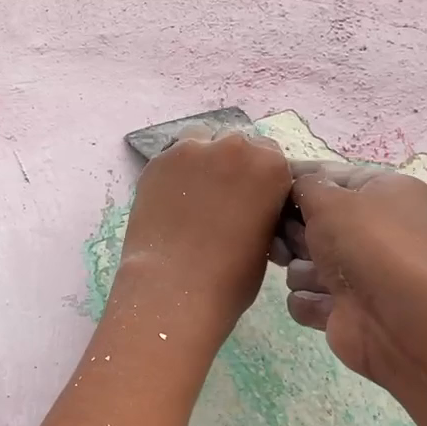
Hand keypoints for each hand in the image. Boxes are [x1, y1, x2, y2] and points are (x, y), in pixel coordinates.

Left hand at [116, 129, 292, 331]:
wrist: (175, 284)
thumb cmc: (231, 275)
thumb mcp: (267, 238)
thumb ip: (262, 206)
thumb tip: (250, 201)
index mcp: (270, 166)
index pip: (269, 156)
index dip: (258, 175)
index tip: (249, 194)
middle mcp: (233, 147)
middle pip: (233, 145)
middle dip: (229, 164)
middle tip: (219, 196)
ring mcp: (189, 150)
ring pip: (199, 142)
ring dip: (200, 160)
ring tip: (193, 193)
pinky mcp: (156, 161)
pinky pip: (170, 158)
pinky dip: (173, 172)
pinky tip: (169, 198)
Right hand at [278, 162, 426, 383]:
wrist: (405, 323)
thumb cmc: (370, 245)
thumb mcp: (330, 199)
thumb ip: (302, 184)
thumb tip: (292, 187)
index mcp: (383, 192)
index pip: (327, 175)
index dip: (292, 179)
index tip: (259, 187)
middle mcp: (374, 229)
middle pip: (310, 220)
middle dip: (290, 230)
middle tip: (283, 237)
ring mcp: (360, 271)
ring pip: (302, 260)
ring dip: (299, 268)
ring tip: (310, 276)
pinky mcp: (345, 307)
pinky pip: (306, 296)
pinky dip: (309, 299)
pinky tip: (323, 303)